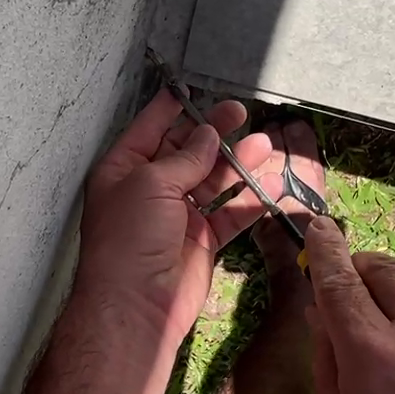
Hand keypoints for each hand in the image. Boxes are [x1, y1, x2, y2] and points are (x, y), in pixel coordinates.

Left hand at [76, 90, 274, 341]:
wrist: (136, 305)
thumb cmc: (130, 237)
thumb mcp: (151, 184)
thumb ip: (184, 158)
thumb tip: (207, 135)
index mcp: (123, 170)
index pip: (149, 129)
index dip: (171, 108)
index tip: (192, 88)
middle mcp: (149, 190)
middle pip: (186, 152)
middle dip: (213, 132)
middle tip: (240, 112)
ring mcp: (177, 216)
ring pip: (212, 181)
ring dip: (237, 163)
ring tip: (264, 143)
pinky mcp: (202, 240)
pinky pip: (230, 213)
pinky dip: (250, 199)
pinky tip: (270, 182)